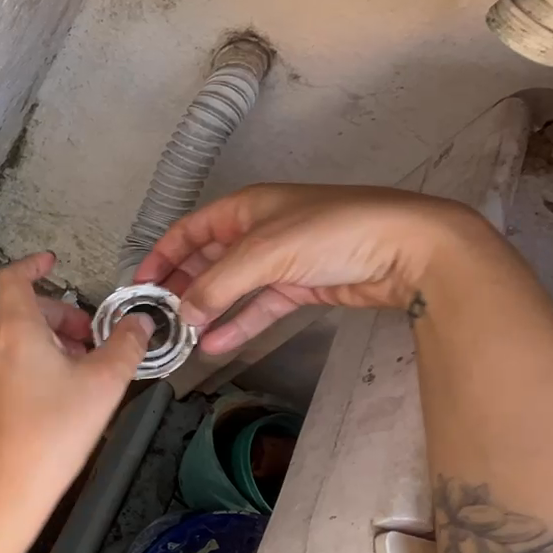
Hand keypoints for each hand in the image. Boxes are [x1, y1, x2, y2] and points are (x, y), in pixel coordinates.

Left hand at [0, 252, 152, 525]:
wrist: (4, 489)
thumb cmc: (54, 431)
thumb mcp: (103, 384)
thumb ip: (125, 346)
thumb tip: (138, 323)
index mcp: (15, 329)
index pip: (14, 278)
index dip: (33, 265)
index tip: (53, 262)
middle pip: (24, 311)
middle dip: (61, 316)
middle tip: (93, 339)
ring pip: (17, 339)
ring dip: (51, 342)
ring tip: (85, 370)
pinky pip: (9, 364)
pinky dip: (36, 363)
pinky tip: (61, 395)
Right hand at [133, 184, 500, 354]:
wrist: (412, 248)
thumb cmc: (332, 232)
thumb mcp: (263, 254)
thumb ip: (217, 286)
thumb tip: (182, 315)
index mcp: (244, 208)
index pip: (189, 231)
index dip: (161, 256)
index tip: (140, 285)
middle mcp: (258, 230)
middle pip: (207, 260)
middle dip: (183, 287)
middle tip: (159, 316)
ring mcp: (282, 259)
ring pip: (232, 287)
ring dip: (209, 310)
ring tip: (183, 336)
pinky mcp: (303, 285)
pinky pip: (260, 307)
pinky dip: (239, 324)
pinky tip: (217, 344)